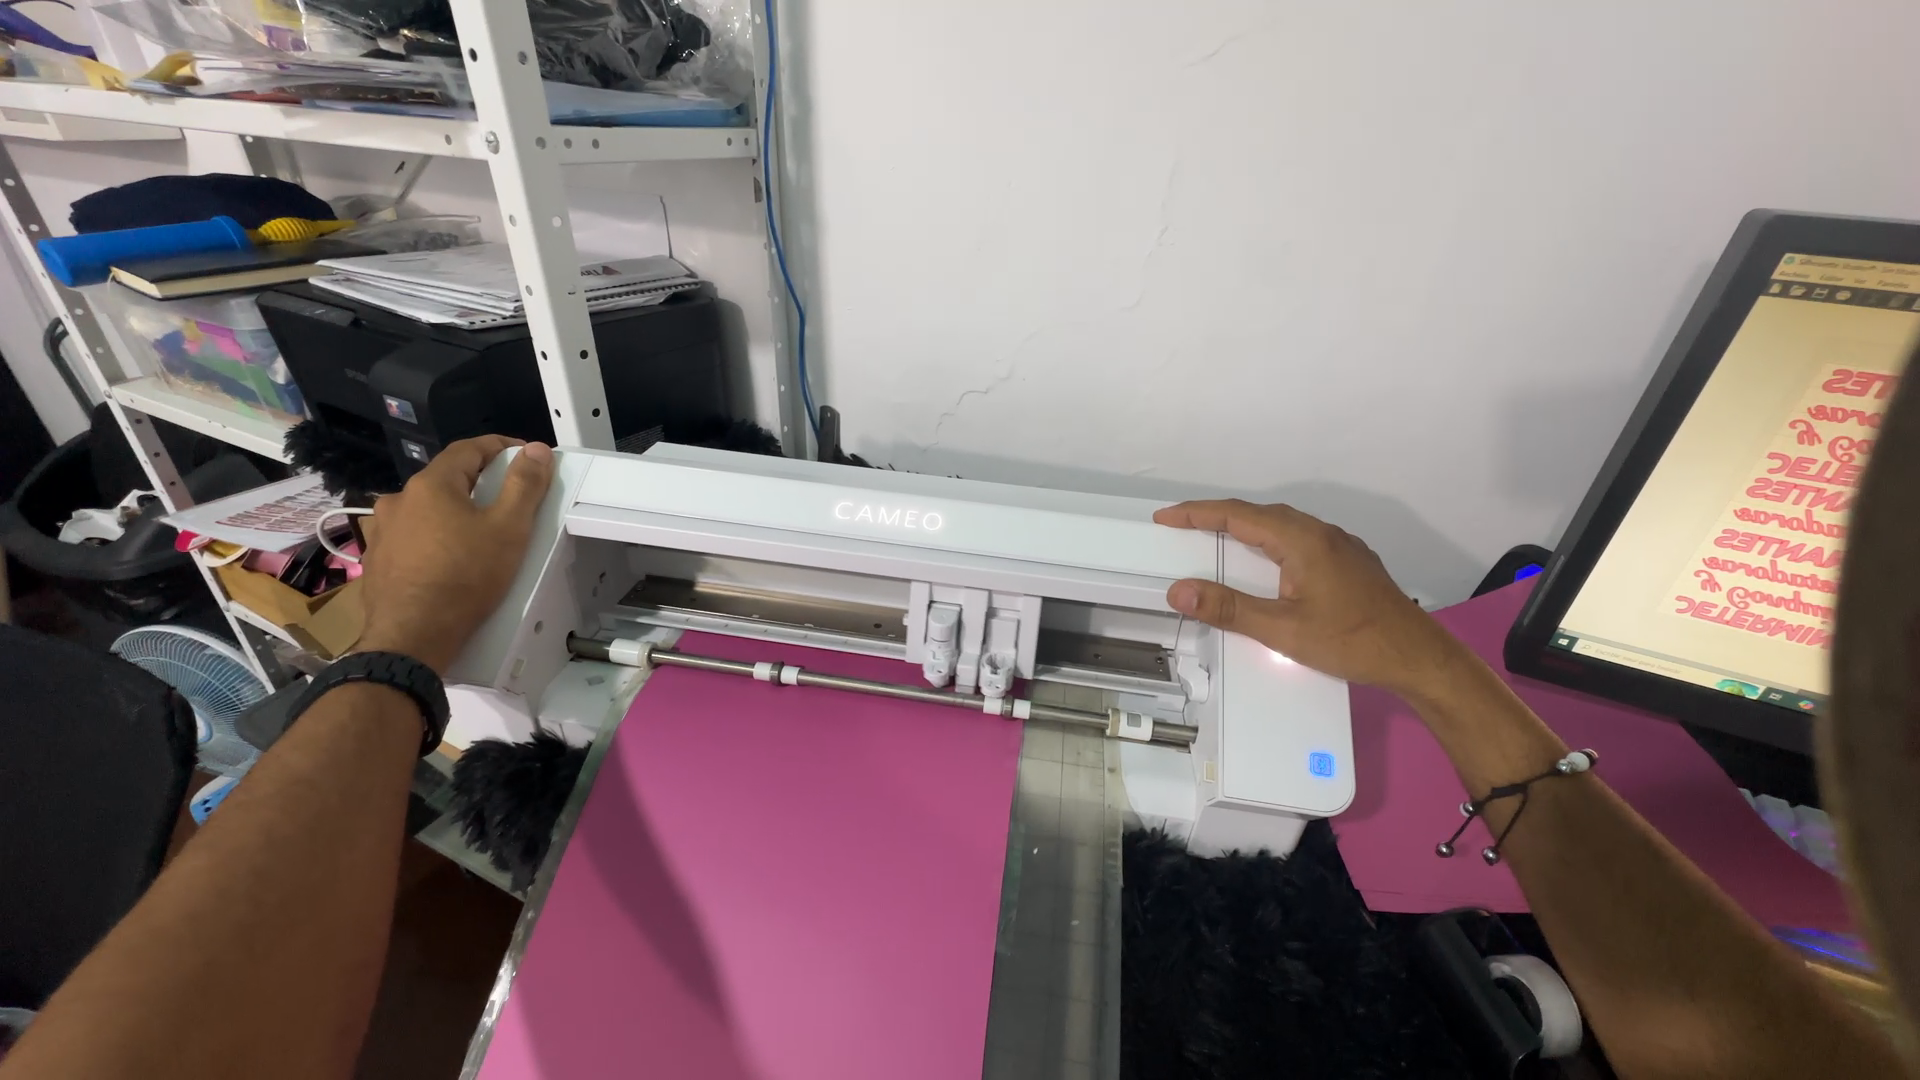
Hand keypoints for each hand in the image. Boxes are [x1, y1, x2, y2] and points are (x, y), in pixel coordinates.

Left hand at [354, 436, 553, 672]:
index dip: (499, 446)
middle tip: (508, 495)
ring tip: (478, 530)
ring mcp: (382, 531)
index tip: (524, 454)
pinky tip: (449, 556)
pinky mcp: (378, 560)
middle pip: (446, 479)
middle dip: (479, 481)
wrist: (413, 635)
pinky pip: (412, 535)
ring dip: (453, 509)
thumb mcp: (509, 528)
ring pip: (426, 508)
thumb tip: (536, 449)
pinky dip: (434, 535)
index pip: (468, 449)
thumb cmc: (467, 576)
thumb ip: (525, 485)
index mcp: (431, 485)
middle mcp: (398, 500)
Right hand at [1152, 499, 1463, 695]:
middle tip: (1182, 527)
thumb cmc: (1351, 642)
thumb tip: (1179, 590)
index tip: (1164, 517)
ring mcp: (1339, 545)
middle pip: (1258, 513)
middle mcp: (1320, 533)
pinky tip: (1264, 561)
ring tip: (1214, 539)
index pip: (1237, 515)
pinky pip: (1297, 537)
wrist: (1419, 658)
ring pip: (1281, 524)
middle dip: (1216, 516)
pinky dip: (1268, 540)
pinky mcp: (1348, 561)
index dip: (1196, 514)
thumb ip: (1229, 608)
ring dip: (1244, 527)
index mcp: (1301, 541)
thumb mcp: (1282, 630)